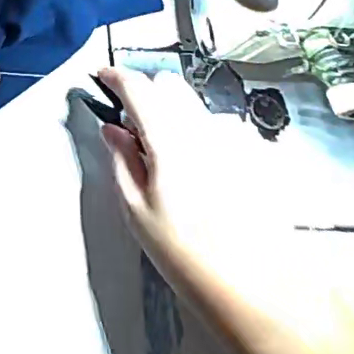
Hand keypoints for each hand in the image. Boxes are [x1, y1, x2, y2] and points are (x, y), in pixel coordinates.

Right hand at [96, 66, 286, 295]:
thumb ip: (122, 159)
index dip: (116, 77)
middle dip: (146, 92)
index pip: (139, 88)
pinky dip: (193, 127)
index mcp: (169, 139)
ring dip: (170, 108)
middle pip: (168, 83)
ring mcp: (227, 133)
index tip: (103, 76)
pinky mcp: (245, 145)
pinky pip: (211, 120)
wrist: (249, 277)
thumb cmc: (185, 250)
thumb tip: (113, 129)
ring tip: (162, 152)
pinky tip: (192, 165)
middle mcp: (201, 126)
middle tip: (131, 125)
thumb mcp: (137, 211)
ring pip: (190, 99)